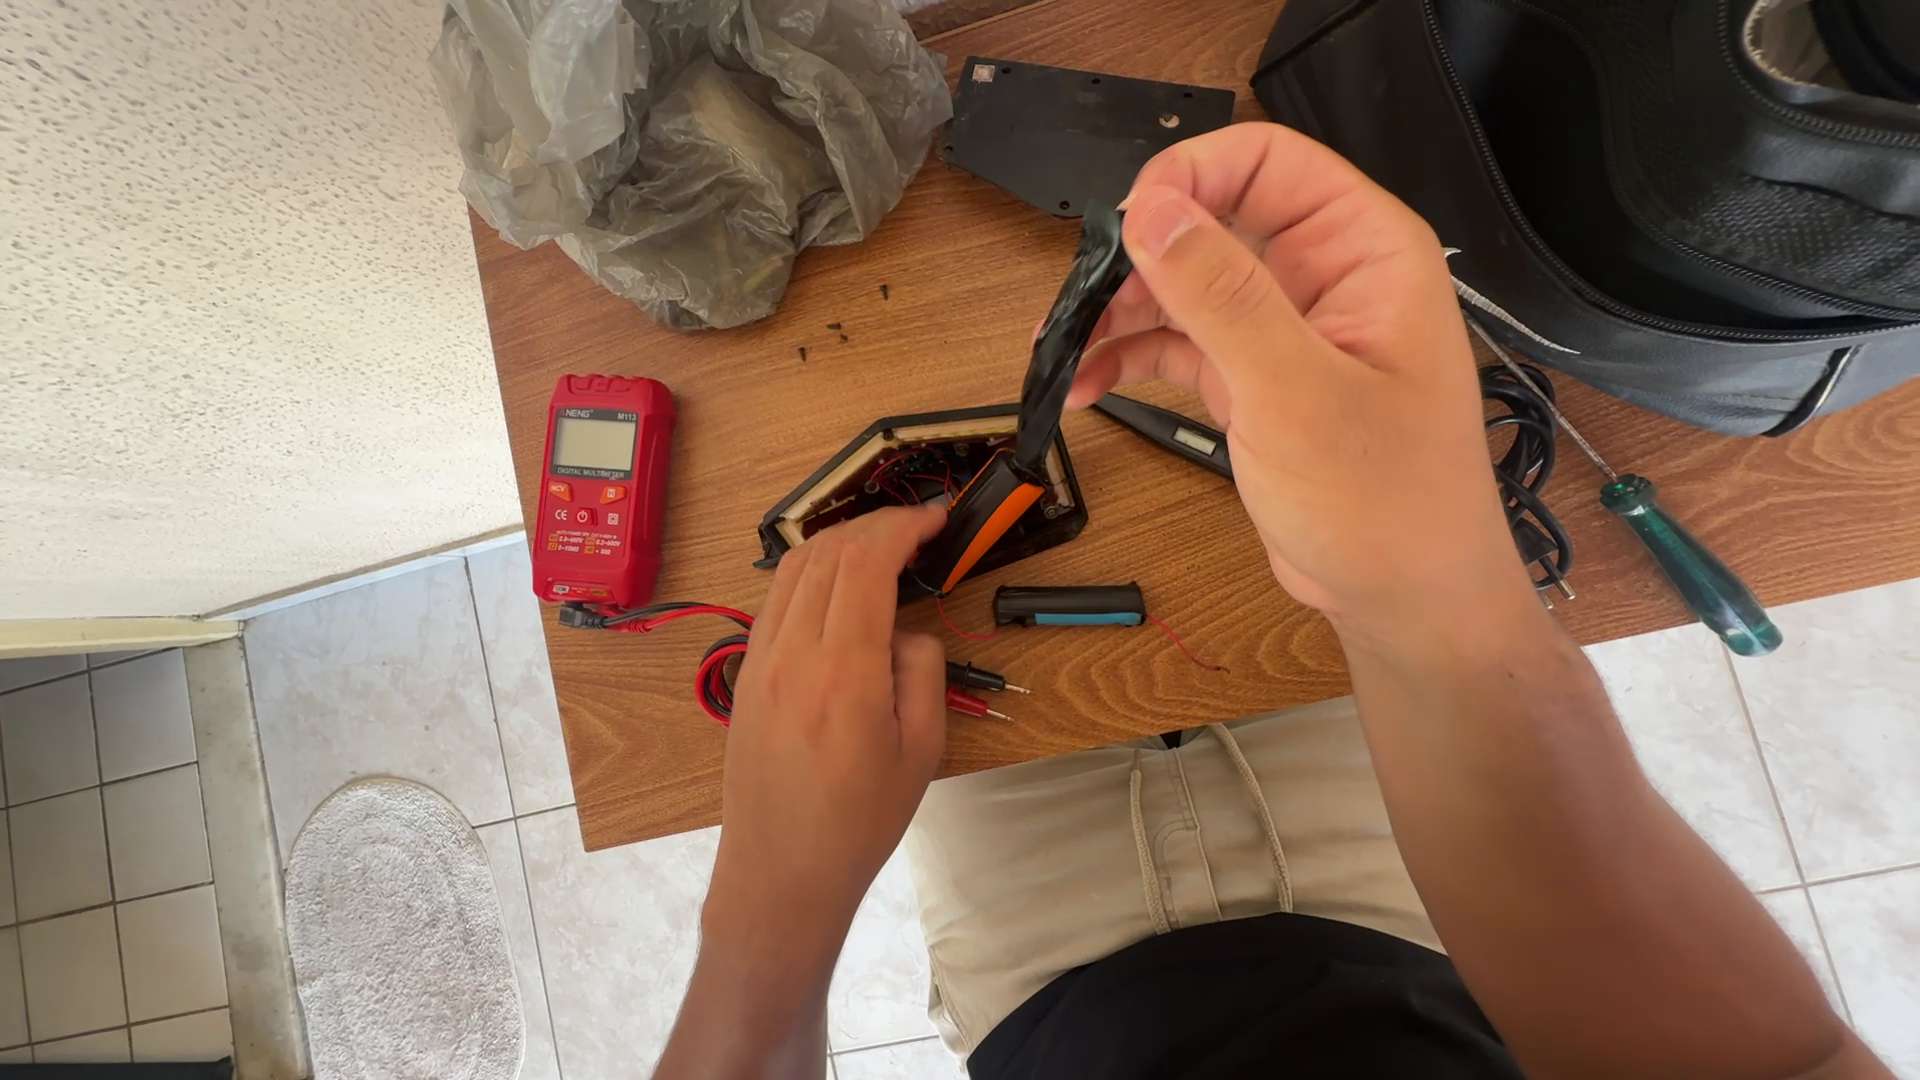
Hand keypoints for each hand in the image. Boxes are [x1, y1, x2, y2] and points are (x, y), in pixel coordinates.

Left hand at [706, 504, 949, 938]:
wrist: (780, 872)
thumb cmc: (860, 820)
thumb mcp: (923, 748)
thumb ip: (921, 667)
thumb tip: (903, 629)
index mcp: (845, 670)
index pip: (867, 562)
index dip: (903, 526)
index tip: (935, 519)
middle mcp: (794, 651)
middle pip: (829, 551)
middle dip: (878, 525)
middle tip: (916, 529)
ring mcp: (761, 658)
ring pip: (796, 566)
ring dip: (842, 541)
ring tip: (881, 545)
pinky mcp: (747, 671)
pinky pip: (778, 597)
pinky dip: (812, 570)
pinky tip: (837, 583)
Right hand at [1069, 123, 1533, 631]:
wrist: (1394, 590)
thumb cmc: (1382, 499)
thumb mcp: (1294, 390)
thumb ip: (1224, 296)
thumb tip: (1156, 214)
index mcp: (1357, 251)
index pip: (1263, 164)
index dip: (1187, 179)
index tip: (1124, 227)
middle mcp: (1316, 279)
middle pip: (1207, 227)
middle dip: (1136, 260)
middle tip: (1078, 303)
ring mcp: (1277, 332)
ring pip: (1181, 291)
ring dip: (1118, 317)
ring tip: (1065, 352)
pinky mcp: (1247, 380)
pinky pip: (1177, 348)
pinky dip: (1129, 362)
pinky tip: (1089, 385)